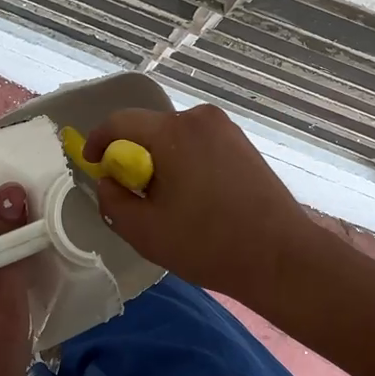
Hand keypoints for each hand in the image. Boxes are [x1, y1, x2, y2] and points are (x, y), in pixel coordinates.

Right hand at [82, 105, 312, 300]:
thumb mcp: (147, 233)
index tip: (92, 164)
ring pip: (175, 136)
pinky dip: (188, 161)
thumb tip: (107, 180)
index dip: (98, 141)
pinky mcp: (241, 140)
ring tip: (171, 201)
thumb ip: (113, 202)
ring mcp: (224, 126)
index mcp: (172, 133)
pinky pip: (199, 142)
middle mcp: (197, 117)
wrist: (283, 258)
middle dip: (134, 156)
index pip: (120, 122)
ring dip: (163, 159)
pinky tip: (198, 197)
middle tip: (135, 193)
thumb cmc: (210, 244)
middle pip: (149, 128)